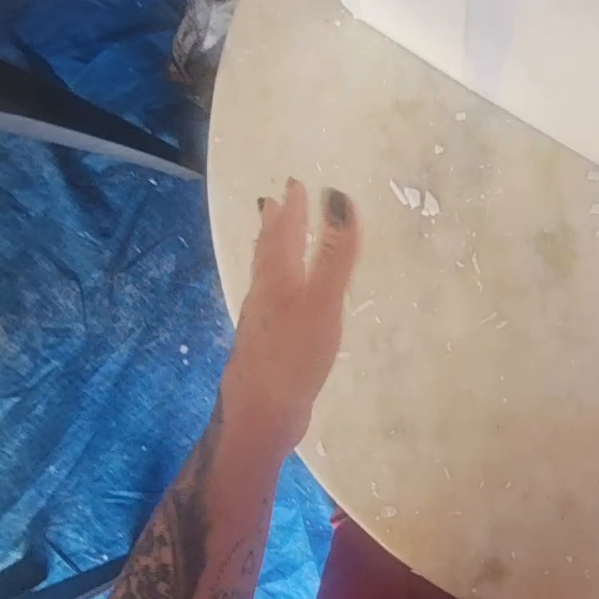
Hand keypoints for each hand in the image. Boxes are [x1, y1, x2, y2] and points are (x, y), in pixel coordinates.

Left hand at [221, 179, 359, 452]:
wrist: (260, 415)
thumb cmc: (292, 357)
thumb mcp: (321, 302)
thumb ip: (334, 256)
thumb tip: (338, 199)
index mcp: (277, 280)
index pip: (283, 235)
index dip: (291, 209)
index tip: (295, 183)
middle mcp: (264, 296)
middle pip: (267, 252)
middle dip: (275, 225)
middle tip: (275, 201)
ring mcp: (263, 323)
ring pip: (267, 276)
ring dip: (272, 252)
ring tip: (275, 239)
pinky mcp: (269, 346)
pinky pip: (274, 301)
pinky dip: (280, 285)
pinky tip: (284, 299)